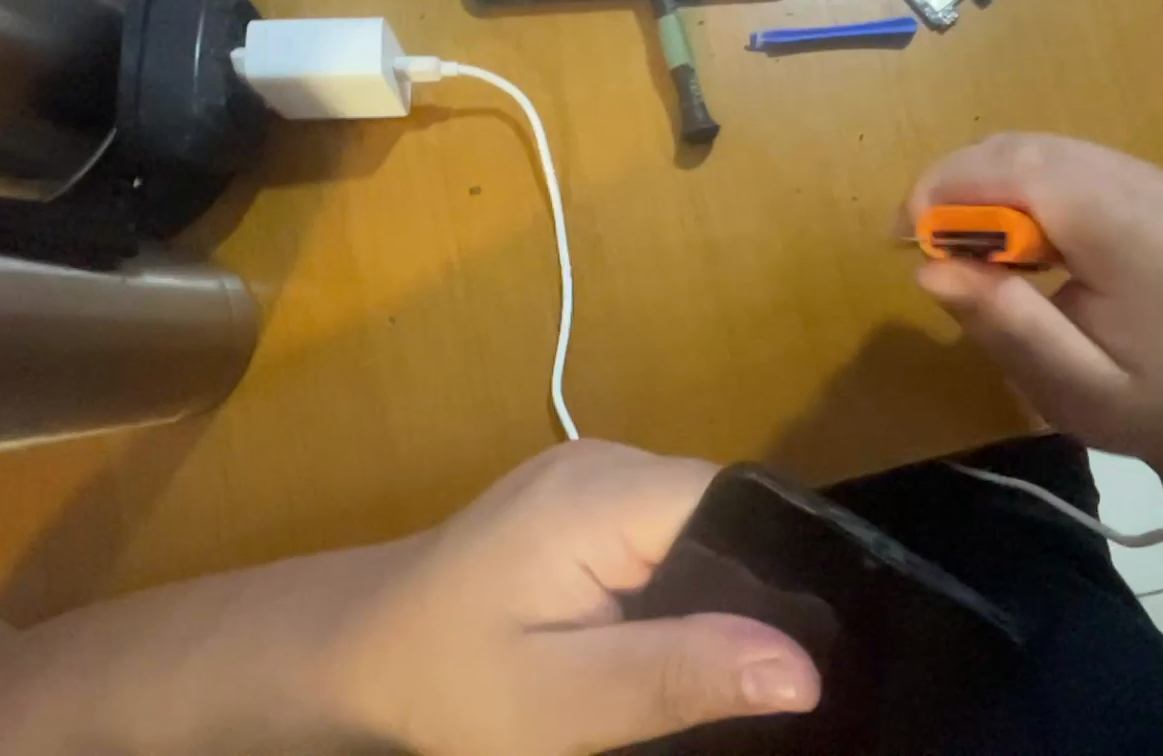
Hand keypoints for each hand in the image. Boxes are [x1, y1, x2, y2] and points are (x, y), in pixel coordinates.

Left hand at [344, 441, 819, 754]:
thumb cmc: (452, 680)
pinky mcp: (580, 490)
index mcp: (600, 494)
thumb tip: (800, 670)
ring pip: (689, 512)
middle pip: (713, 504)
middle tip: (756, 662)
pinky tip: (664, 618)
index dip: (770, 563)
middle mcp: (604, 459)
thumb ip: (678, 675)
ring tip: (715, 647)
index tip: (799, 636)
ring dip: (707, 575)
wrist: (362, 646)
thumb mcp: (563, 702)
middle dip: (741, 577)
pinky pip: (657, 517)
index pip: (725, 500)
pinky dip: (674, 565)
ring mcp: (589, 468)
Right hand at [906, 134, 1162, 459]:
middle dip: (955, 182)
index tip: (907, 234)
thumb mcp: (1070, 388)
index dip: (956, 188)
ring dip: (976, 180)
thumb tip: (929, 269)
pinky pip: (1055, 158)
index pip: (1032, 174)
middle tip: (918, 239)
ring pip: (1036, 146)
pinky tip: (999, 232)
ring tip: (954, 240)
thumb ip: (1007, 325)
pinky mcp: (1140, 179)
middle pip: (1029, 150)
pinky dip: (1006, 183)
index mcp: (1141, 242)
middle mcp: (1151, 190)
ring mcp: (1151, 177)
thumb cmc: (1145, 404)